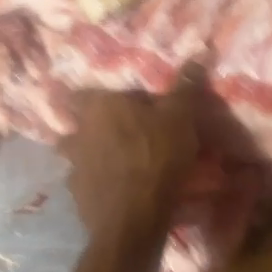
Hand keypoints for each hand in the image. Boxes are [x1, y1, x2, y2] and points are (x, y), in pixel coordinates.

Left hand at [60, 67, 201, 237]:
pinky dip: (98, 183)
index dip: (95, 96)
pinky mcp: (77, 199)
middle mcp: (77, 134)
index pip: (80, 93)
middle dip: (93, 127)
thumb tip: (198, 53)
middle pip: (78, 125)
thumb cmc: (157, 156)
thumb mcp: (180, 116)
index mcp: (98, 107)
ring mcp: (73, 168)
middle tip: (119, 130)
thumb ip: (185, 85)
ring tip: (117, 161)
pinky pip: (86, 183)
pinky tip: (117, 188)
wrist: (135, 218)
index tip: (112, 100)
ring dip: (93, 156)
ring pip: (78, 155)